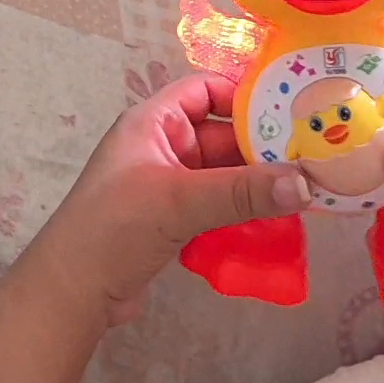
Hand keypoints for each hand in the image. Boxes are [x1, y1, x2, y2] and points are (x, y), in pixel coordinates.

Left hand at [28, 73, 310, 325]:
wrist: (70, 294)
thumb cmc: (114, 228)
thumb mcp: (179, 202)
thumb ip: (242, 192)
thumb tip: (305, 183)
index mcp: (153, 122)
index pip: (205, 89)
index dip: (245, 95)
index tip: (291, 111)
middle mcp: (162, 146)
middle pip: (222, 134)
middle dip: (262, 148)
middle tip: (313, 158)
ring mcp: (167, 184)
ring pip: (223, 173)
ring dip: (257, 183)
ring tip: (306, 192)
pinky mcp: (173, 219)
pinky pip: (217, 203)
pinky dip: (243, 209)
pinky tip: (277, 222)